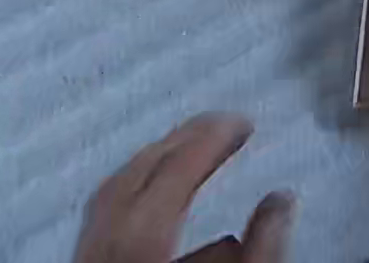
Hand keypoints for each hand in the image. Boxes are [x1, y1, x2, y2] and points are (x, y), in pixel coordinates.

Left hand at [73, 114, 293, 262]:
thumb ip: (263, 248)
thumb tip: (282, 197)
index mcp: (139, 241)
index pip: (175, 169)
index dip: (213, 136)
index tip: (245, 120)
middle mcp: (102, 245)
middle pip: (134, 174)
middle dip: (180, 138)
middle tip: (221, 123)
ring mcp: (87, 258)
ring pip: (112, 198)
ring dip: (157, 163)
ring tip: (195, 152)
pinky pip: (104, 223)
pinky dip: (139, 202)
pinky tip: (172, 214)